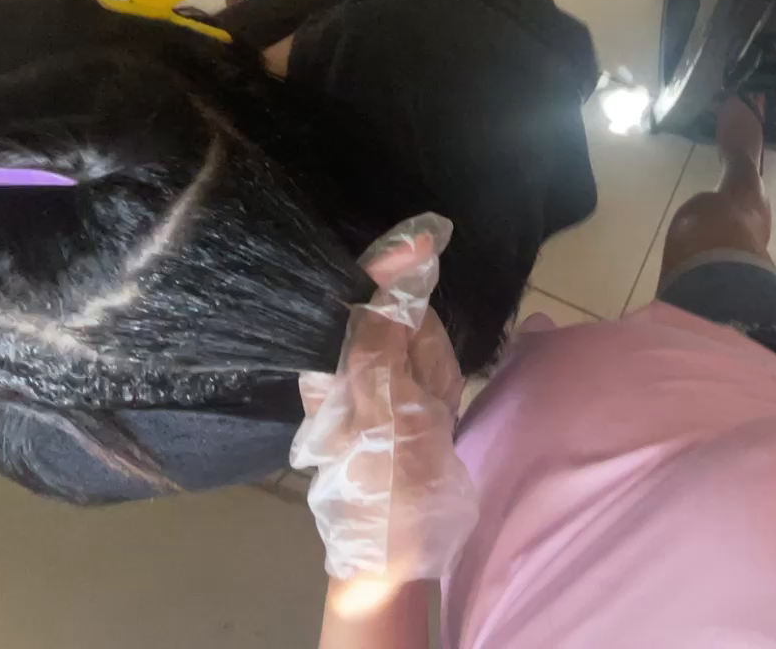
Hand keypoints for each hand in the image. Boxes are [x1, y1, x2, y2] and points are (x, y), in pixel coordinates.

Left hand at [290, 215, 476, 584]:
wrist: (403, 541)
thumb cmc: (383, 473)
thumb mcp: (382, 395)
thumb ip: (387, 326)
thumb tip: (401, 259)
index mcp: (332, 359)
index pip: (362, 290)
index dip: (394, 261)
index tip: (432, 233)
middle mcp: (352, 360)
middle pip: (402, 312)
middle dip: (423, 340)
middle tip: (425, 389)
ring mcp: (383, 376)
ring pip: (425, 336)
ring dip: (436, 369)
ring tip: (431, 412)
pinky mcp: (409, 391)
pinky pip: (437, 365)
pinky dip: (443, 385)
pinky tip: (437, 417)